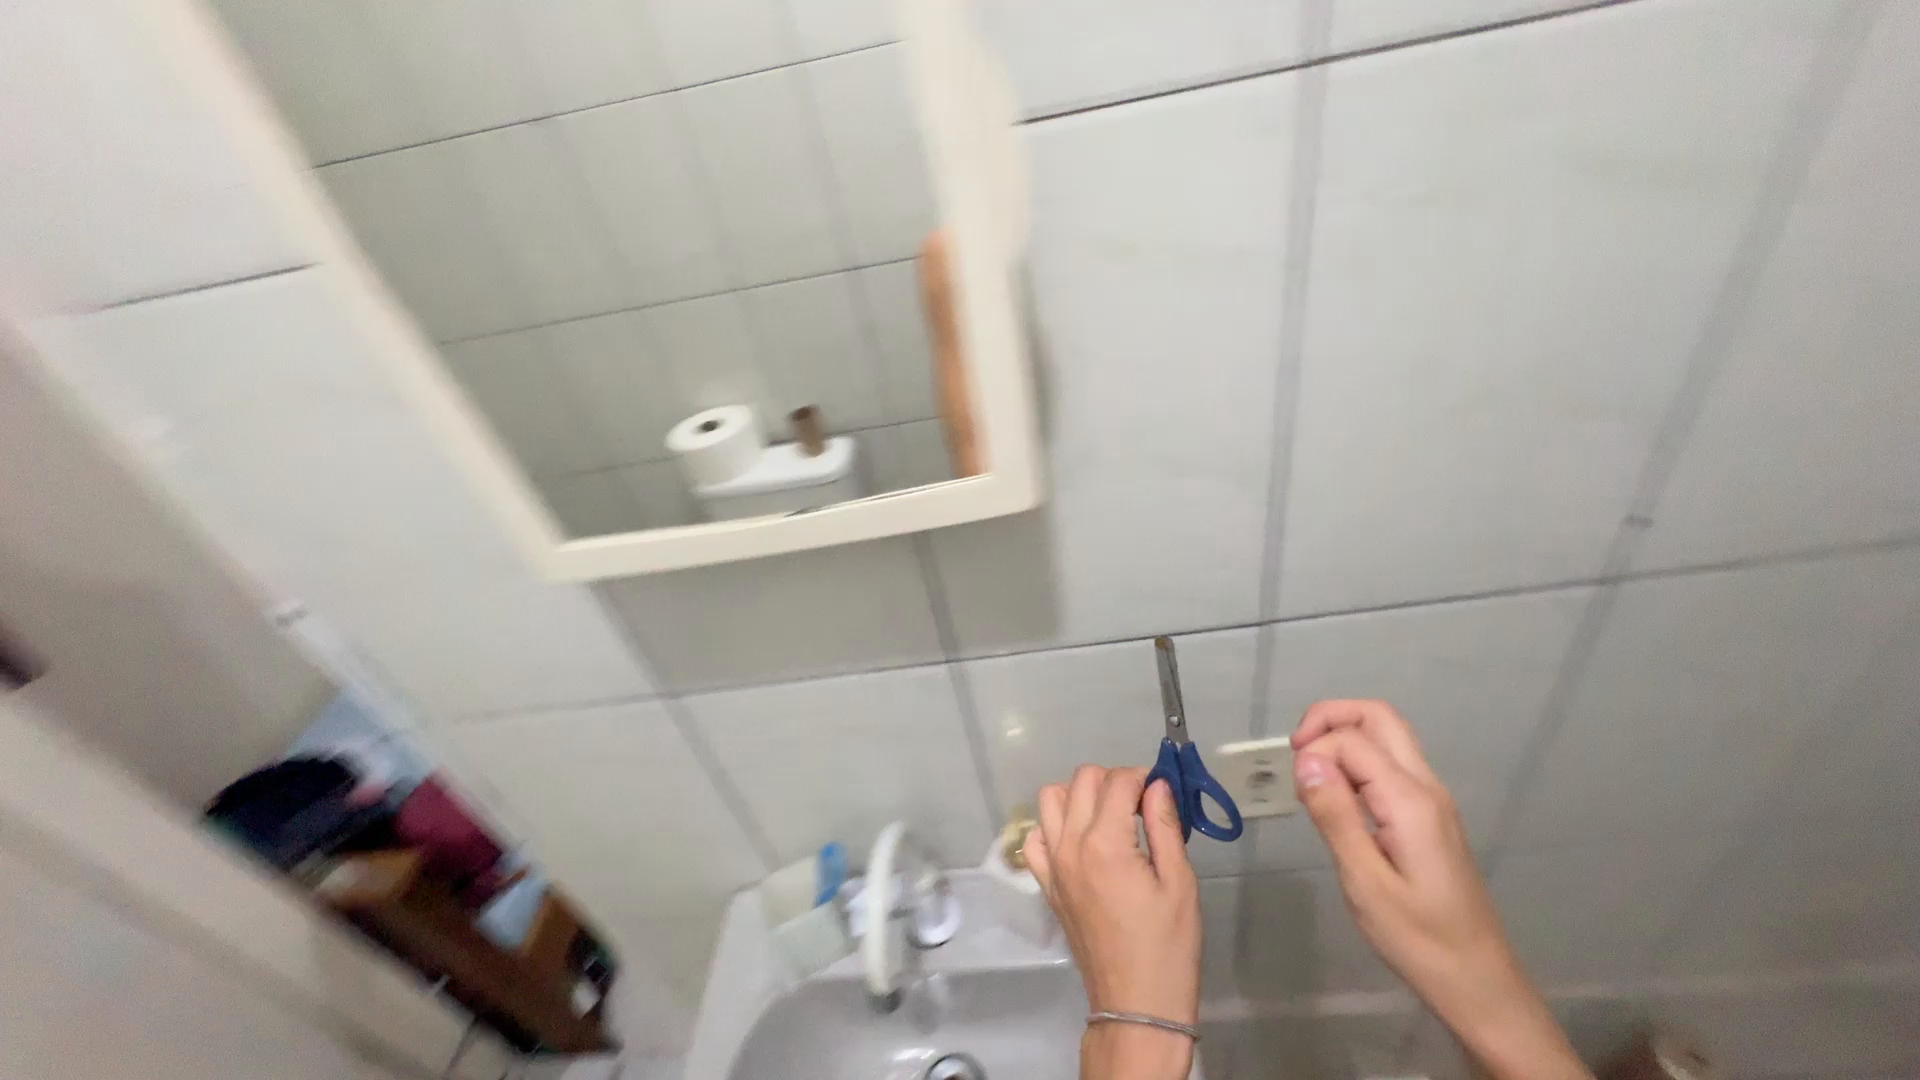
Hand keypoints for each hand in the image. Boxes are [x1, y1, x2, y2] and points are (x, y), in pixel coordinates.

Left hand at [1024, 766, 1197, 1079]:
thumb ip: (1165, 826)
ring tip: (1109, 814)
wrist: (1135, 1004)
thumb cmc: (1167, 947)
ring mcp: (1052, 864)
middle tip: (1142, 802)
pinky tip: (1080, 839)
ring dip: (1080, 794)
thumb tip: (1158, 785)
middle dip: (1114, 779)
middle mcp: (1070, 845)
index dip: (1144, 776)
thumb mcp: (1179, 882)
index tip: (1162, 790)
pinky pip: (1036, 837)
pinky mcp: (1046, 884)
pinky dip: (1054, 826)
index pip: (1118, 782)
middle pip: (1082, 780)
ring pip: (1051, 798)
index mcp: (1105, 843)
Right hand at [1291, 701, 1588, 1079]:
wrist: (1478, 982)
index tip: (1296, 789)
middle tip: (1296, 752)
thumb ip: (1335, 815)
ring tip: (1310, 776)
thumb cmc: (1419, 938)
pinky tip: (1336, 797)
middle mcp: (1426, 787)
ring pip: (1386, 736)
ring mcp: (1431, 799)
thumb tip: (1305, 760)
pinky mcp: (1428, 815)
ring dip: (1342, 737)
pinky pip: (1389, 764)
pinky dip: (1355, 761)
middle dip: (1329, 718)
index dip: (1315, 750)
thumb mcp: (1365, 883)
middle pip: (1379, 717)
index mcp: (1411, 801)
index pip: (1353, 740)